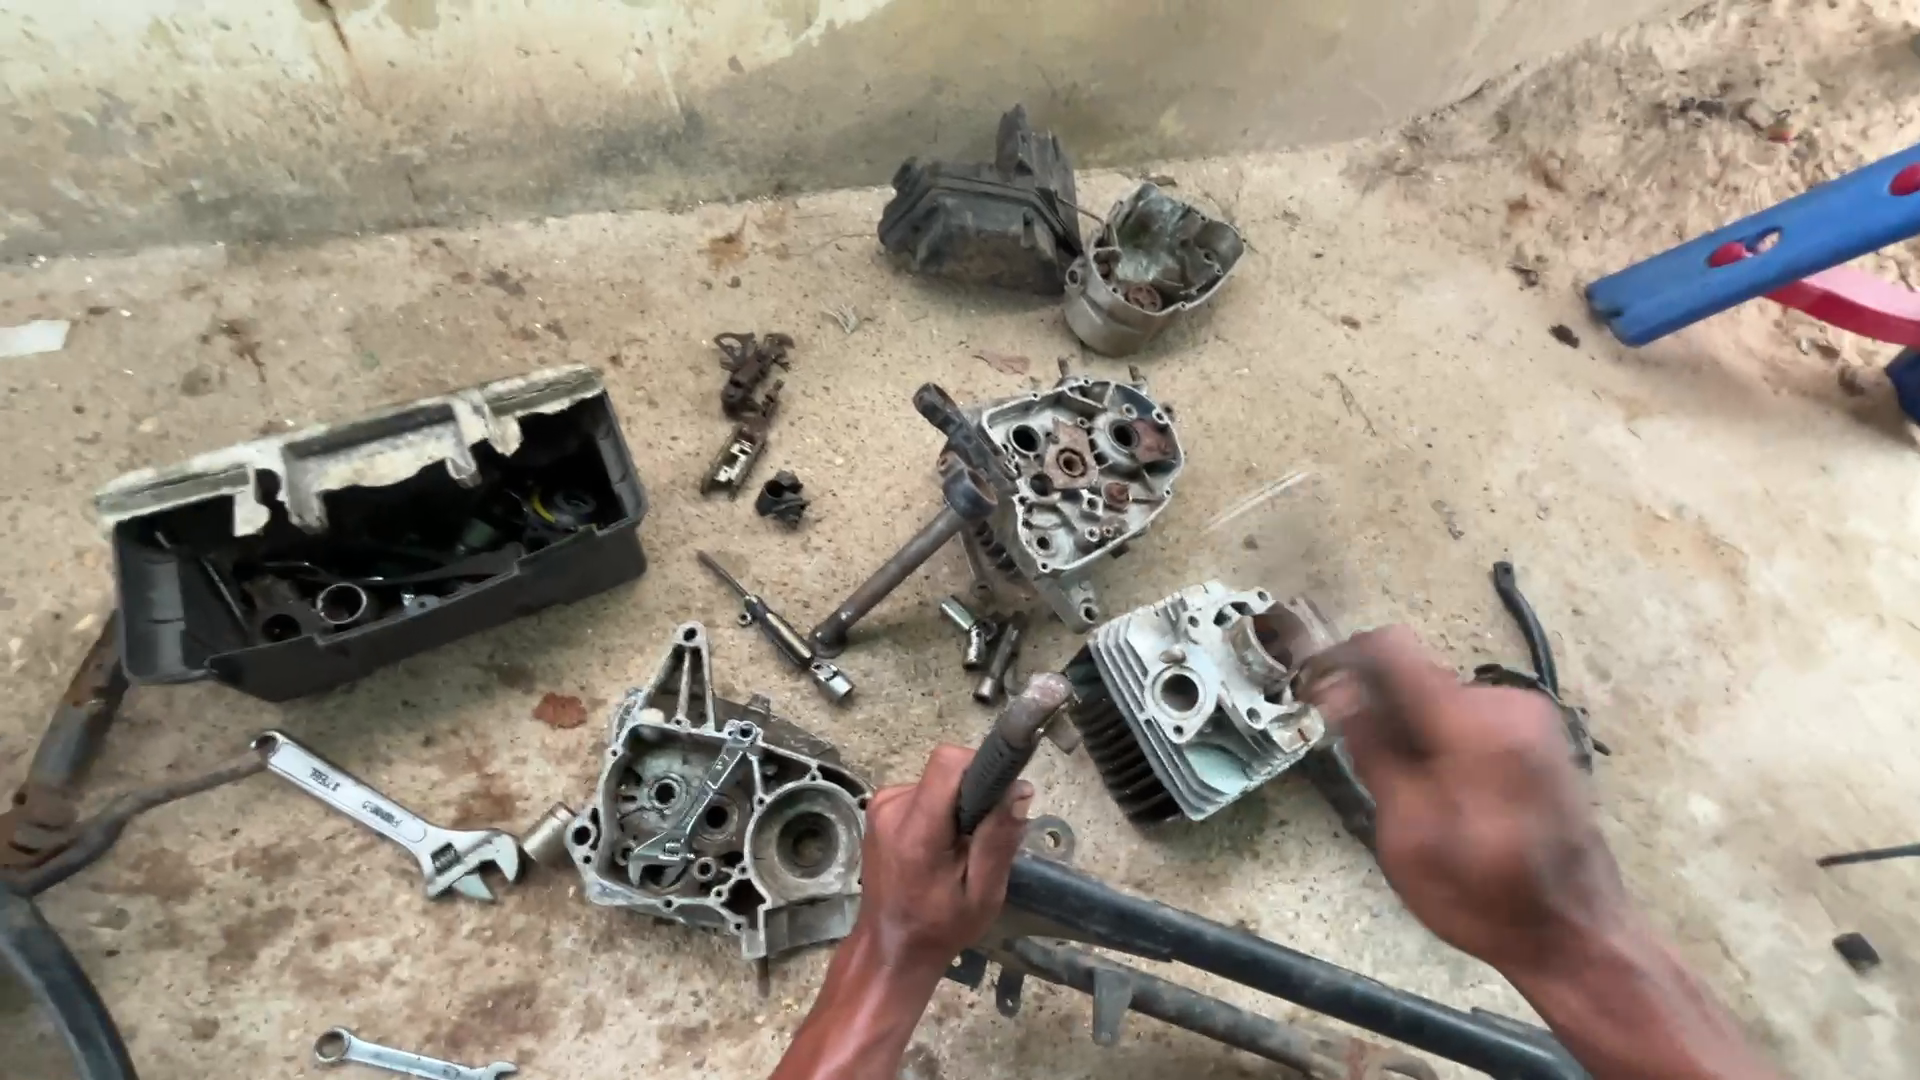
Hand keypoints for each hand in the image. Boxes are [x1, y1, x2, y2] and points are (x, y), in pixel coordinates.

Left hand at [854, 744, 1033, 972]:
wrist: (889, 949)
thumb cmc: (939, 928)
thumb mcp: (983, 894)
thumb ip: (999, 839)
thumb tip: (1020, 789)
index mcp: (916, 830)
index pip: (948, 763)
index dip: (979, 767)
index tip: (998, 795)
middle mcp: (892, 807)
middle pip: (944, 771)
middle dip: (971, 794)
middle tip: (981, 835)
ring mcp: (880, 806)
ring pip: (935, 781)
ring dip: (954, 804)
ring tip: (959, 846)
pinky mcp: (878, 809)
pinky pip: (921, 792)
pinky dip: (937, 809)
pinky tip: (938, 845)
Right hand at [1300, 626, 1629, 981]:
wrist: (1579, 938)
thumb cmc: (1484, 898)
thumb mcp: (1407, 833)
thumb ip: (1373, 750)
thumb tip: (1337, 689)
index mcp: (1474, 728)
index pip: (1391, 648)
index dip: (1342, 659)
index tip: (1316, 689)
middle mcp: (1507, 706)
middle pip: (1409, 674)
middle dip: (1375, 708)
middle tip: (1363, 762)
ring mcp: (1528, 716)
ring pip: (1431, 693)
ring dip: (1404, 726)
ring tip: (1405, 785)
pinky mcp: (1535, 731)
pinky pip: (1459, 710)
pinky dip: (1434, 734)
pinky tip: (1438, 784)